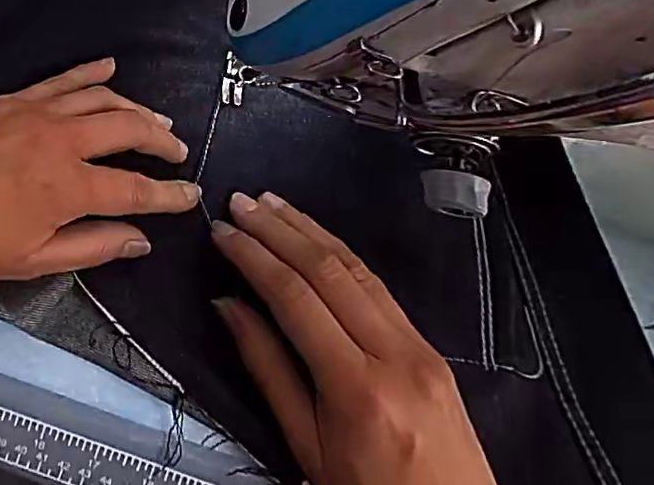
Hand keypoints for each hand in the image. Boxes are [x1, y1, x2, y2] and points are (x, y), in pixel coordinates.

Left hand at [0, 59, 199, 280]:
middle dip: (162, 141)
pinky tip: (110, 68)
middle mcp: (65, 141)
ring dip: (137, 108)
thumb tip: (139, 240)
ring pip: (105, 100)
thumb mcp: (28, 261)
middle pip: (130, 131)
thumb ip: (90, 247)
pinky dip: (92, 73)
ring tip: (157, 120)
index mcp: (69, 186)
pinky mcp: (19, 99)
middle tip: (179, 151)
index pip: (136, 190)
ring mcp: (42, 112)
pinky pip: (66, 80)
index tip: (191, 194)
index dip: (168, 195)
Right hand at [211, 192, 496, 484]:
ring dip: (308, 228)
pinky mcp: (429, 343)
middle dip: (277, 229)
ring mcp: (419, 345)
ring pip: (355, 265)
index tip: (224, 232)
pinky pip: (377, 284)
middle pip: (327, 269)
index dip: (253, 257)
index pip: (295, 298)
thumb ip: (268, 371)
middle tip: (242, 202)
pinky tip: (315, 235)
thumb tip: (228, 306)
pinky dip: (339, 250)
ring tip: (271, 203)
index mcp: (359, 392)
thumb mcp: (308, 451)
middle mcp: (395, 356)